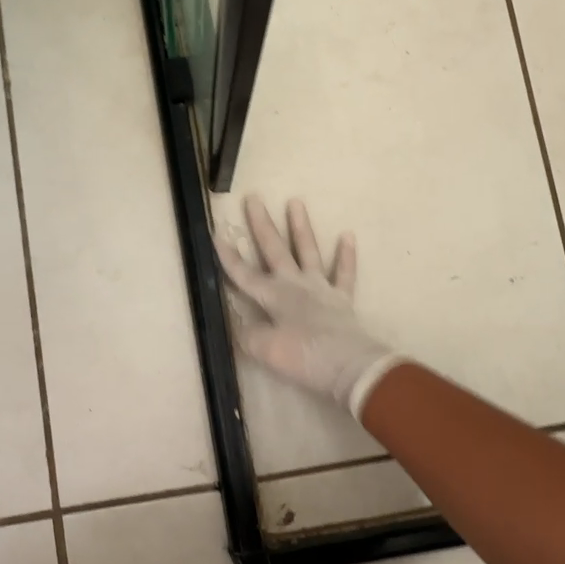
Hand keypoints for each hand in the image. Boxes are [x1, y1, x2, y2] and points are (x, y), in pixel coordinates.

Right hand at [216, 195, 400, 418]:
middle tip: (254, 198)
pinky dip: (346, 255)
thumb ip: (248, 334)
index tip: (216, 233)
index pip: (244, 273)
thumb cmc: (302, 357)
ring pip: (308, 252)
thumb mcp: (264, 350)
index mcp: (273, 296)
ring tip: (296, 201)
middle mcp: (295, 285)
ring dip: (301, 227)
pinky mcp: (342, 300)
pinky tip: (348, 235)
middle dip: (262, 225)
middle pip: (275, 251)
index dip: (228, 256)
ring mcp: (321, 289)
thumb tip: (240, 322)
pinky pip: (344, 273)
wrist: (348, 365)